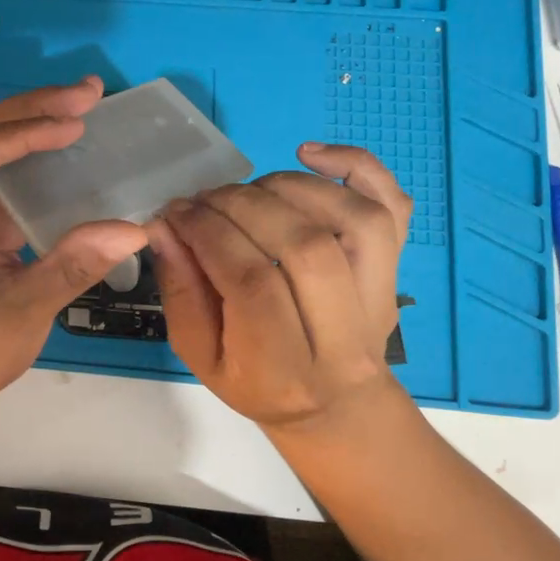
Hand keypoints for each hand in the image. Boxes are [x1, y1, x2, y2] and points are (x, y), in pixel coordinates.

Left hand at [0, 77, 149, 396]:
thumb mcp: (25, 310)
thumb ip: (72, 266)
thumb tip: (133, 229)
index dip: (20, 133)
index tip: (71, 126)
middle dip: (30, 110)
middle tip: (88, 93)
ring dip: (33, 120)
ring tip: (85, 102)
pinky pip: (7, 172)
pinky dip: (37, 152)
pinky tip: (72, 141)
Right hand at [147, 143, 413, 433]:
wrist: (336, 406)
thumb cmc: (255, 382)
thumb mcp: (199, 353)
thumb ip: (180, 291)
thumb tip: (163, 227)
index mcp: (285, 365)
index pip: (253, 283)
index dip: (209, 235)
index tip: (174, 213)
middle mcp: (343, 331)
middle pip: (303, 246)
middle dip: (239, 207)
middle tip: (200, 200)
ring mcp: (379, 294)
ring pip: (352, 219)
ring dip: (286, 188)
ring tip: (242, 193)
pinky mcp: (395, 266)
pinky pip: (392, 206)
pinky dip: (357, 167)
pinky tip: (311, 154)